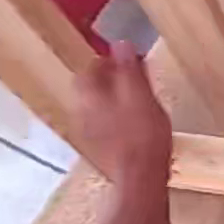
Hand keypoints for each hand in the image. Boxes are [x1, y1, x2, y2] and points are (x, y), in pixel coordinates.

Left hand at [74, 41, 171, 189]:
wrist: (140, 179)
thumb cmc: (143, 134)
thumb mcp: (141, 96)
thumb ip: (129, 69)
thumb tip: (121, 44)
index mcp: (88, 95)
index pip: (90, 68)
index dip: (110, 61)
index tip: (130, 60)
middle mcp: (80, 112)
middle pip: (90, 89)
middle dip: (109, 81)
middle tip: (133, 80)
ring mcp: (87, 134)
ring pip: (96, 108)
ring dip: (112, 101)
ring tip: (136, 102)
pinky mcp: (98, 151)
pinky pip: (103, 127)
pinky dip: (115, 120)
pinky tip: (133, 125)